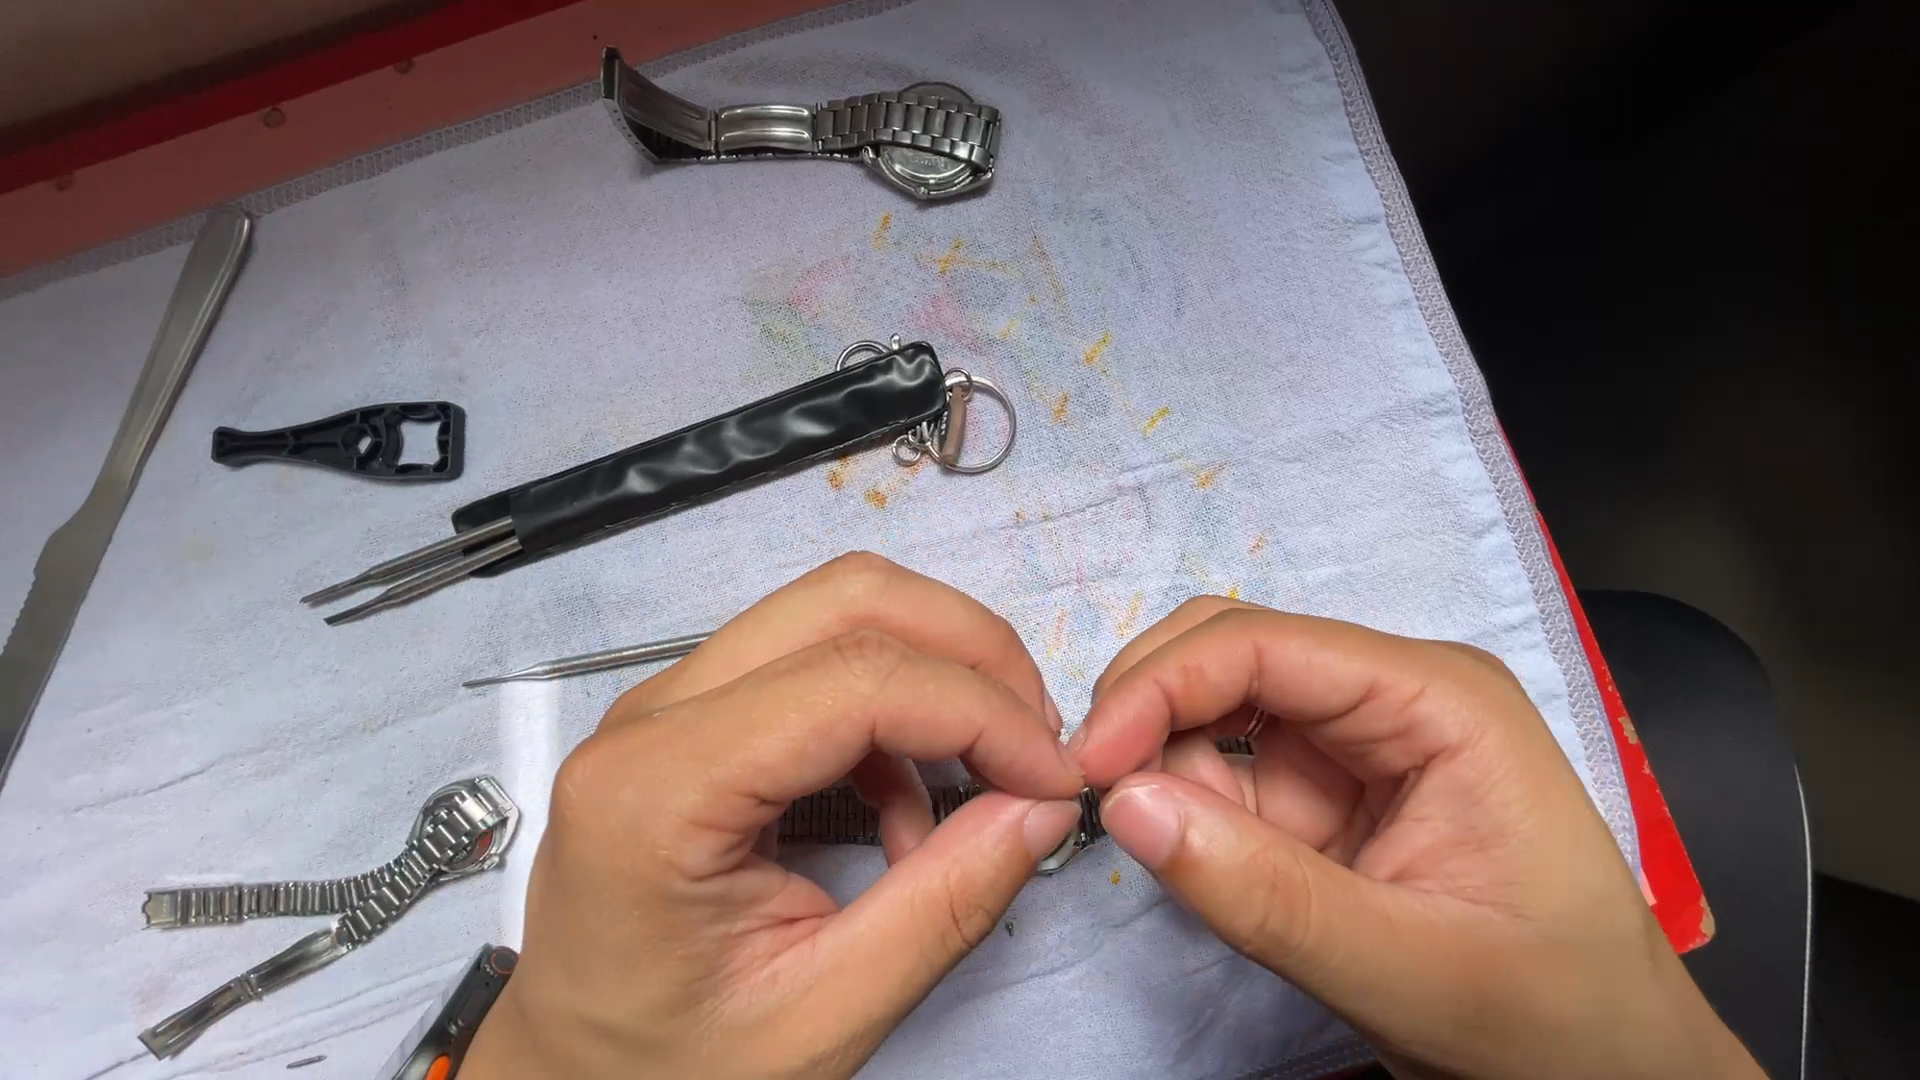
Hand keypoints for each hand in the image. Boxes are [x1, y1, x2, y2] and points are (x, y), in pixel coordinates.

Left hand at [462, 554, 1084, 1078]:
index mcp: (661, 789)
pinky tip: (908, 806)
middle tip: (1032, 737)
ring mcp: (675, 696)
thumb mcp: (823, 1016)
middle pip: (850, 598)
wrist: (565, 1079)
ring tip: (984, 769)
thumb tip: (1046, 805)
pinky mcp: (703, 706)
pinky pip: (824, 659)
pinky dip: (898, 710)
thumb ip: (946, 903)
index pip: (855, 681)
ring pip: (840, 607)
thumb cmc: (667, 1071)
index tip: (1054, 773)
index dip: (980, 711)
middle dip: (970, 650)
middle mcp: (657, 711)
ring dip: (939, 666)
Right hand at [1071, 598, 1761, 1079]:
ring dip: (1153, 750)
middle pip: (1225, 649)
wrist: (1605, 1079)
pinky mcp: (1310, 777)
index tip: (1090, 763)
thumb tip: (1124, 807)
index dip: (1162, 686)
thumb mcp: (1414, 974)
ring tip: (1138, 822)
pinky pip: (1214, 757)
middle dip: (1146, 704)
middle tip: (1090, 782)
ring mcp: (1341, 731)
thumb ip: (1266, 895)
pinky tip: (1177, 838)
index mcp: (1432, 697)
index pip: (1263, 645)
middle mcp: (1380, 689)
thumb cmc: (1550, 1023)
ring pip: (1207, 698)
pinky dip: (1173, 790)